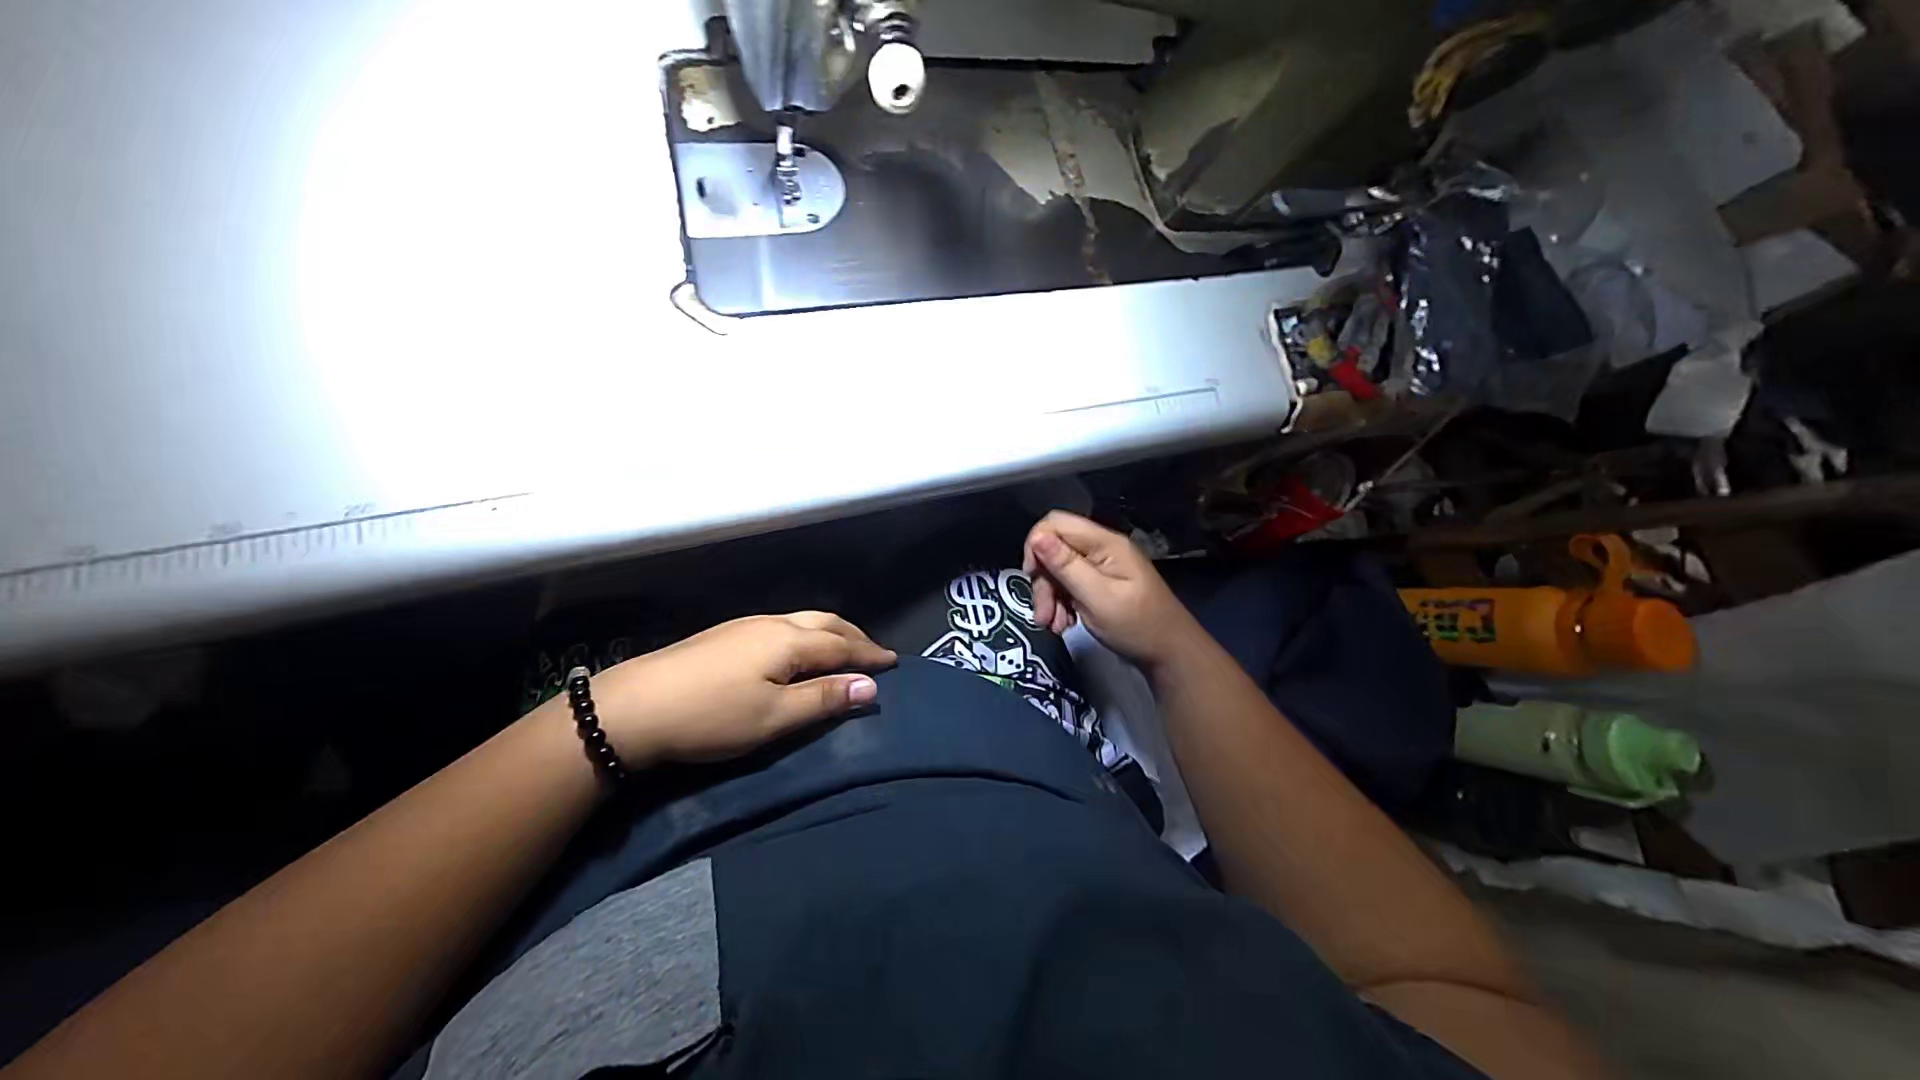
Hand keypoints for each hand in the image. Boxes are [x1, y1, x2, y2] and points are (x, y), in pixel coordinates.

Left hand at [590, 612, 895, 767]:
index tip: (894, 663)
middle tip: (875, 653)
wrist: (631, 708)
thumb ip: (823, 699)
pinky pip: (783, 625)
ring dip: (831, 632)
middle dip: (854, 636)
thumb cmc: (711, 716)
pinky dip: (807, 634)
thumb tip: (871, 686)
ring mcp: (745, 625)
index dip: (869, 656)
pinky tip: (798, 649)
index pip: (842, 645)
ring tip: (844, 649)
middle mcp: (772, 623)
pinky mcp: (725, 634)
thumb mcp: (773, 718)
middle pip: (825, 623)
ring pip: (802, 620)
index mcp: (789, 641)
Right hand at [1022, 511, 1202, 669]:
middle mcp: (1101, 548)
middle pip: (1054, 549)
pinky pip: (1069, 585)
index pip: (1055, 523)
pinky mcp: (1099, 584)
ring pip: (1057, 570)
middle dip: (1043, 581)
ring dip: (1049, 597)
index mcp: (1105, 543)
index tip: (1033, 578)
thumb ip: (1066, 566)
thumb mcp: (1098, 597)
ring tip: (1053, 625)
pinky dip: (1061, 604)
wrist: (1170, 653)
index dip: (1037, 546)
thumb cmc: (1137, 625)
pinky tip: (1064, 624)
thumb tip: (1037, 536)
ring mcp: (1100, 567)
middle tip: (1043, 615)